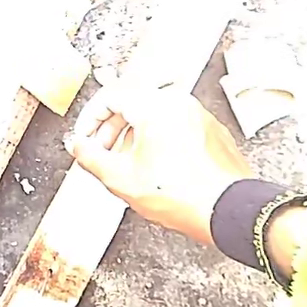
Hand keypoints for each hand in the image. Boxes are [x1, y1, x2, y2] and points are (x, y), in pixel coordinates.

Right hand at [66, 83, 252, 247]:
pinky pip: (177, 124)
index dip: (90, 119)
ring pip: (155, 113)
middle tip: (101, 151)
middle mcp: (178, 102)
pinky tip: (157, 166)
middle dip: (111, 128)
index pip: (110, 96)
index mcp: (154, 106)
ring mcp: (198, 114)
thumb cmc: (183, 196)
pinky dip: (160, 138)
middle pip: (133, 102)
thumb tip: (77, 146)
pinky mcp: (211, 129)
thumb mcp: (121, 179)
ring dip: (134, 134)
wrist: (229, 210)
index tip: (85, 137)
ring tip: (128, 163)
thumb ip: (90, 157)